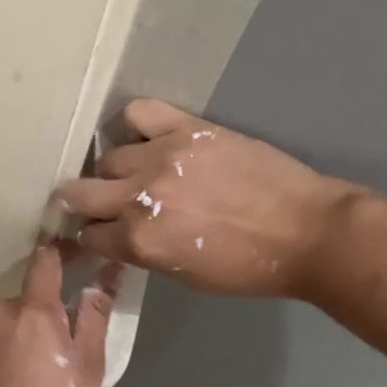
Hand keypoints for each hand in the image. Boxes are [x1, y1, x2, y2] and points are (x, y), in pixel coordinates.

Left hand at [0, 244, 119, 386]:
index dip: (62, 252)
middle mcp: (0, 310)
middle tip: (57, 345)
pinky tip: (9, 372)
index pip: (46, 261)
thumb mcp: (89, 362)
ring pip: (5, 317)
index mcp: (35, 310)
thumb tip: (109, 270)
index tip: (75, 252)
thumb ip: (96, 311)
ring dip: (19, 329)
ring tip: (32, 365)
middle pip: (27, 297)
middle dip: (42, 312)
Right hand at [56, 99, 358, 297]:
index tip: (97, 231)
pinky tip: (148, 137)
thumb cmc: (248, 267)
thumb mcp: (184, 274)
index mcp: (139, 241)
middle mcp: (140, 196)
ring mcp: (162, 156)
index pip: (86, 234)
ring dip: (117, 170)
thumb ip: (142, 251)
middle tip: (98, 203)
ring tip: (140, 172)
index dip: (90, 235)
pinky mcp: (186, 129)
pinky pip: (139, 112)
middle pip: (79, 191)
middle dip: (81, 201)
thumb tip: (117, 235)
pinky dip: (135, 124)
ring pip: (109, 156)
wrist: (307, 232)